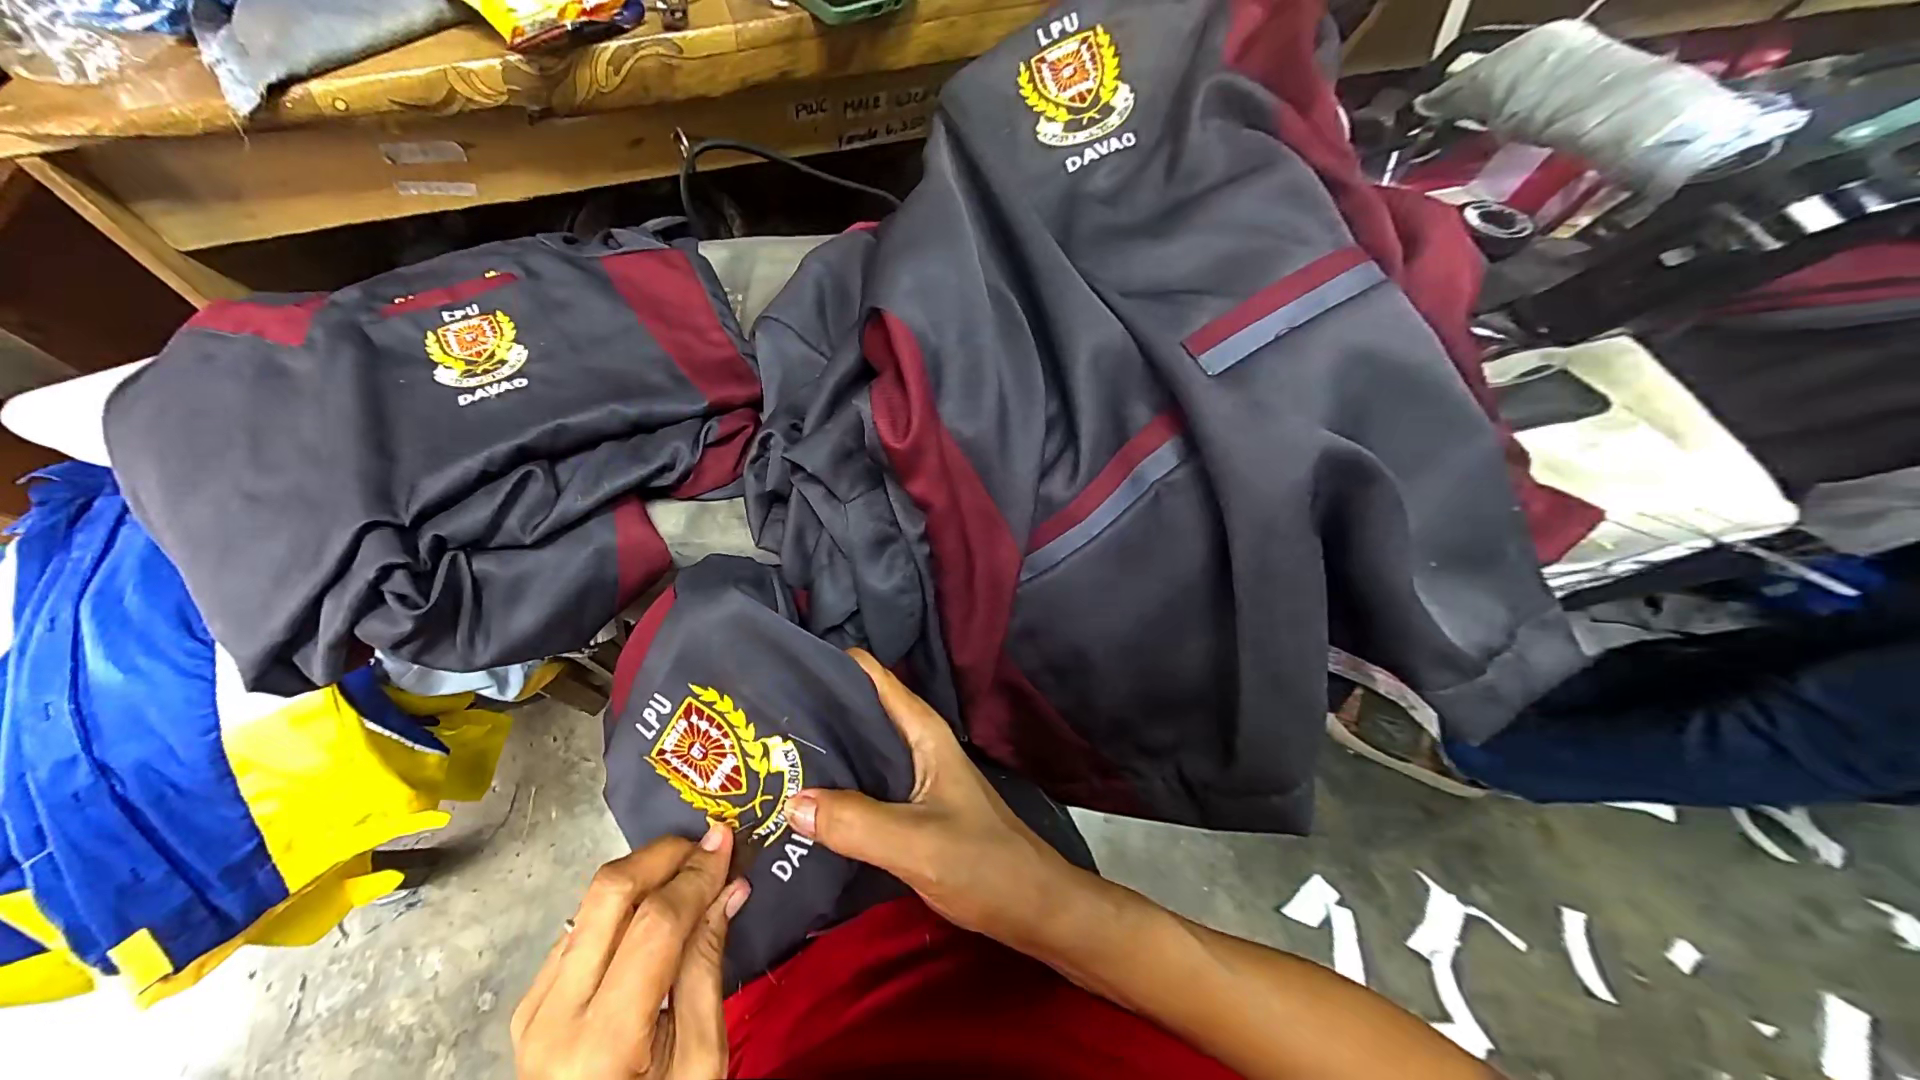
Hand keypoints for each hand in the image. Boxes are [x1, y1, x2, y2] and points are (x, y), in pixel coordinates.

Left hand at [512, 826, 750, 1079]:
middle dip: (663, 855)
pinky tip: (657, 907)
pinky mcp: (531, 1002)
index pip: (655, 923)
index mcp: (602, 1040)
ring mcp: (534, 1006)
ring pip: (591, 903)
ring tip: (689, 870)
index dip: (696, 875)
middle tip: (705, 846)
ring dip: (644, 872)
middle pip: (608, 894)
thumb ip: (707, 968)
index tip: (727, 842)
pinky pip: (581, 927)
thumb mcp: (700, 1061)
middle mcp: (554, 1014)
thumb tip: (729, 889)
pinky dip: (624, 903)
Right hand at [785, 648, 1082, 949]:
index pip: (872, 677)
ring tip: (767, 761)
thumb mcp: (916, 843)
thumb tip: (790, 801)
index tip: (779, 674)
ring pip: (859, 752)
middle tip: (757, 726)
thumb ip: (856, 822)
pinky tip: (800, 805)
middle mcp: (915, 745)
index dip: (829, 667)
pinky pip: (862, 787)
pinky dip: (834, 789)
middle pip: (859, 712)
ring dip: (821, 754)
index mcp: (923, 732)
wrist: (1032, 908)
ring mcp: (912, 778)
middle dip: (814, 713)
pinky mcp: (908, 810)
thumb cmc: (984, 865)